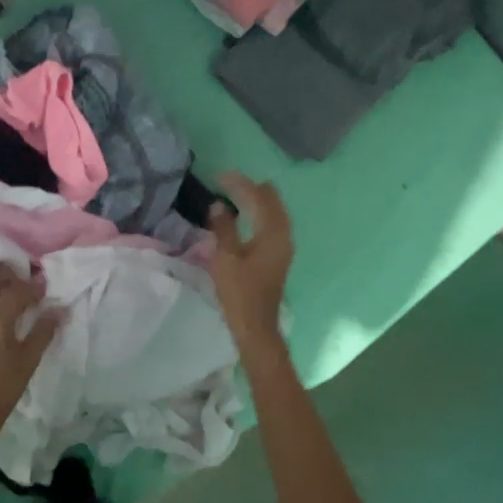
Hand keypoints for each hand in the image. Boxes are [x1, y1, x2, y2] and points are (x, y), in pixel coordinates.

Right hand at [208, 173, 293, 352]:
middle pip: (272, 202)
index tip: (220, 176)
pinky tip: (247, 216)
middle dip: (252, 188)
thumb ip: (223, 229)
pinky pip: (273, 224)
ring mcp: (284, 246)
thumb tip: (218, 205)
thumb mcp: (225, 258)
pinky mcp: (279, 256)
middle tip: (228, 181)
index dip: (239, 184)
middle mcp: (283, 235)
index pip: (257, 198)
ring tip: (237, 193)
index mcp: (272, 233)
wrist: (255, 325)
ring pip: (275, 212)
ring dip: (257, 200)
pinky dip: (260, 213)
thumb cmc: (239, 292)